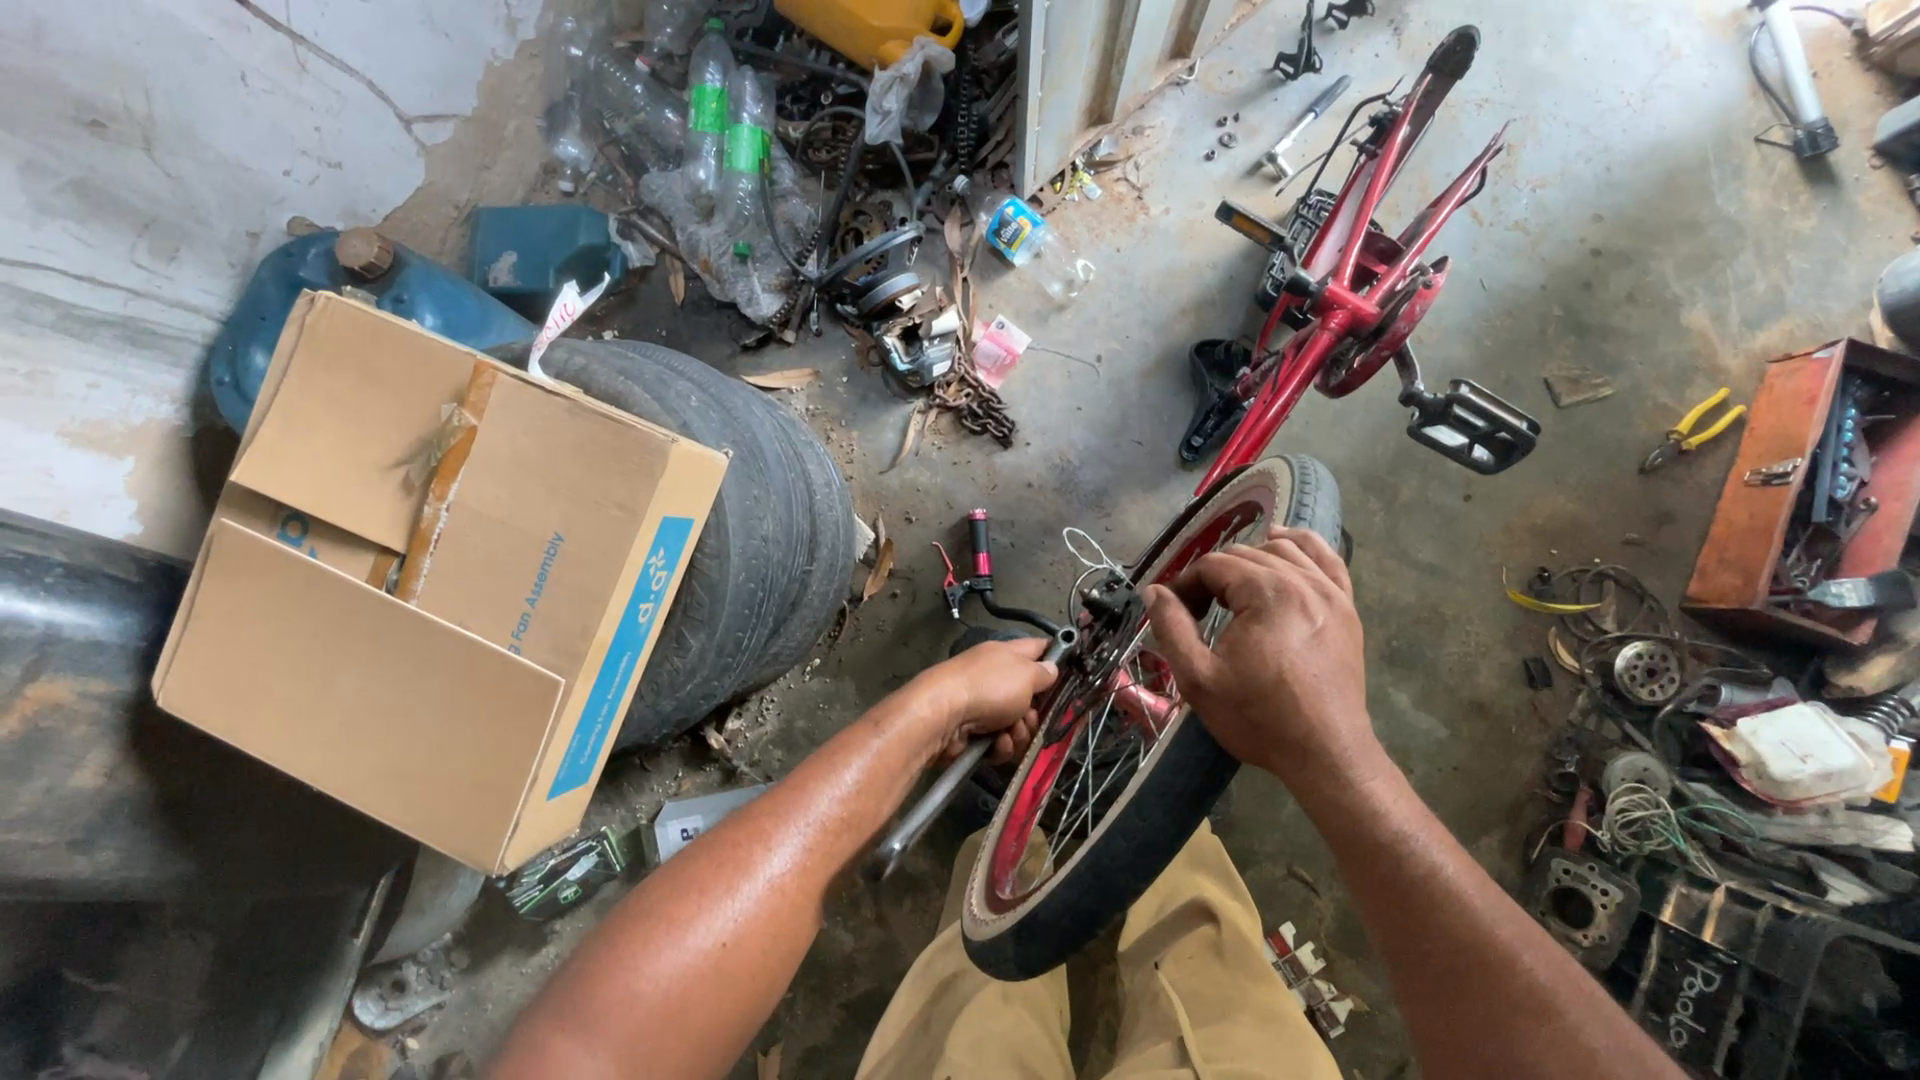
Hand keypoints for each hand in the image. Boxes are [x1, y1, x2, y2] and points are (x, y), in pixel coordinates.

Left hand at [903, 637, 1058, 765]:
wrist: (942, 717)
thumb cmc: (988, 688)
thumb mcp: (1025, 674)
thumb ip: (1043, 672)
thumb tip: (1050, 668)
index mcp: (1006, 654)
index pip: (1038, 648)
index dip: (1057, 658)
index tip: (1073, 673)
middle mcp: (994, 678)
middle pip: (1030, 697)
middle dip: (1035, 714)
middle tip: (1030, 717)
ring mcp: (983, 707)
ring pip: (1018, 724)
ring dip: (1019, 733)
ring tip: (1009, 732)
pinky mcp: (974, 734)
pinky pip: (1000, 742)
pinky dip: (1001, 746)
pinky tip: (996, 743)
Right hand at [1144, 526, 1386, 791]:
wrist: (1325, 753)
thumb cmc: (1258, 718)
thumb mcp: (1198, 679)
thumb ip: (1171, 627)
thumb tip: (1154, 591)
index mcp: (1266, 593)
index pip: (1213, 565)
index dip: (1185, 585)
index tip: (1172, 612)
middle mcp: (1302, 581)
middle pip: (1245, 555)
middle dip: (1213, 576)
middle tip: (1195, 613)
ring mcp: (1331, 593)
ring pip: (1283, 551)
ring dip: (1250, 560)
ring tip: (1229, 589)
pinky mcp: (1347, 608)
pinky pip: (1327, 559)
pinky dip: (1303, 545)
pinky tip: (1283, 543)